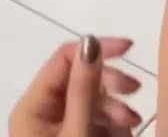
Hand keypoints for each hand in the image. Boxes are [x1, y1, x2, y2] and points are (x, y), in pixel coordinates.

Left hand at [9, 35, 144, 136]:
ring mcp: (54, 126)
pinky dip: (111, 123)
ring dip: (116, 108)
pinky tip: (123, 132)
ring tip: (131, 123)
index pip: (66, 56)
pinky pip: (92, 120)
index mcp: (32, 105)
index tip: (130, 47)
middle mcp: (40, 111)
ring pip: (91, 100)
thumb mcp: (78, 132)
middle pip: (81, 78)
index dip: (98, 47)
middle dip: (112, 84)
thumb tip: (91, 40)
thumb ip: (84, 89)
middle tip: (135, 91)